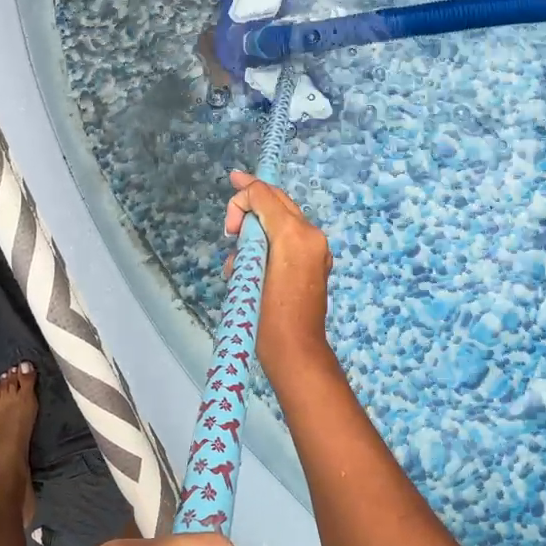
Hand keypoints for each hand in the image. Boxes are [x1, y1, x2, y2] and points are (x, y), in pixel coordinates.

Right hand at [224, 171, 331, 375]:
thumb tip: (245, 223)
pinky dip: (271, 238)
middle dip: (252, 201)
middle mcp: (311, 235)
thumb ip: (249, 235)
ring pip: (283, 217)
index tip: (229, 214)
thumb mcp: (250, 269)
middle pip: (277, 200)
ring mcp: (317, 249)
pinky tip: (254, 261)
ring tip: (241, 256)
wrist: (295, 351)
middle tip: (231, 216)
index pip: (263, 195)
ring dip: (259, 225)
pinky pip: (290, 236)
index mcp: (295, 233)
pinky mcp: (316, 262)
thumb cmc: (266, 314)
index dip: (242, 196)